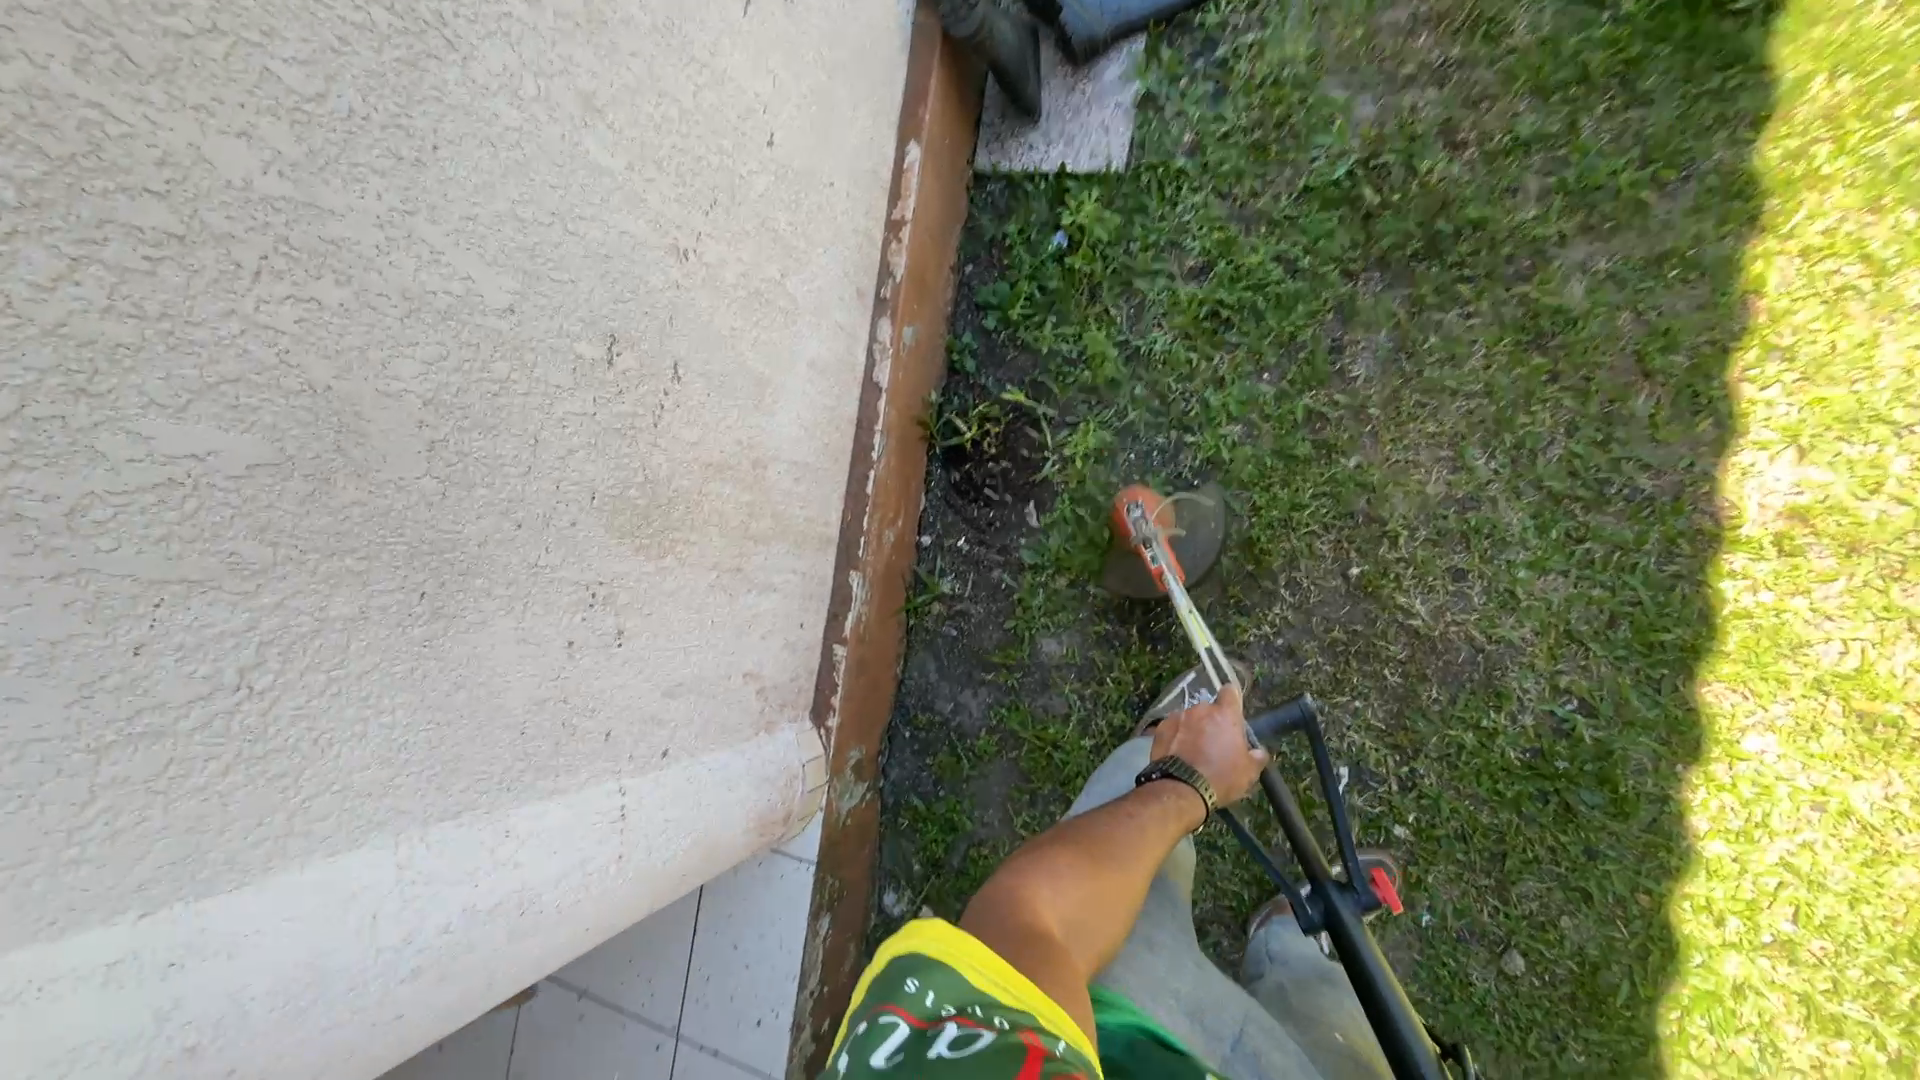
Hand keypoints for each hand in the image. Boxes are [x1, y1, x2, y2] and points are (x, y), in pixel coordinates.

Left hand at [1149, 684, 1268, 804]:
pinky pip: (1173, 727)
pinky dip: (1176, 736)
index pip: (1230, 692)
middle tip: (1214, 743)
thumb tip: (1258, 751)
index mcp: (1225, 714)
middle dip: (1211, 721)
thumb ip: (1257, 756)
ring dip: (1192, 728)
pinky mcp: (1161, 727)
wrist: (1181, 788)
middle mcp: (1200, 709)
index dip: (1232, 700)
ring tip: (1193, 751)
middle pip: (1208, 709)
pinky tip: (1177, 753)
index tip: (1232, 713)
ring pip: (1189, 718)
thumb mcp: (1249, 772)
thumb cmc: (1220, 778)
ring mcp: (1178, 716)